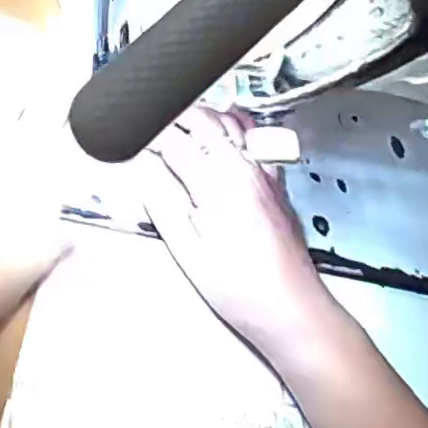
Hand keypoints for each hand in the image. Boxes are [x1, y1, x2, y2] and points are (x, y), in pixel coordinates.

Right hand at [125, 107, 335, 356]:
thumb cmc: (244, 291)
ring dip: (200, 112)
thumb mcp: (188, 253)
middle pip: (203, 121)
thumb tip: (145, 174)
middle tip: (148, 116)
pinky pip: (256, 139)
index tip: (128, 132)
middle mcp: (244, 171)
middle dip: (171, 113)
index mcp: (218, 185)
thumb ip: (162, 206)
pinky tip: (225, 122)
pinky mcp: (276, 184)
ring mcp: (264, 175)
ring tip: (177, 113)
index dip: (147, 134)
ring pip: (232, 123)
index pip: (173, 141)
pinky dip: (233, 123)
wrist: (298, 315)